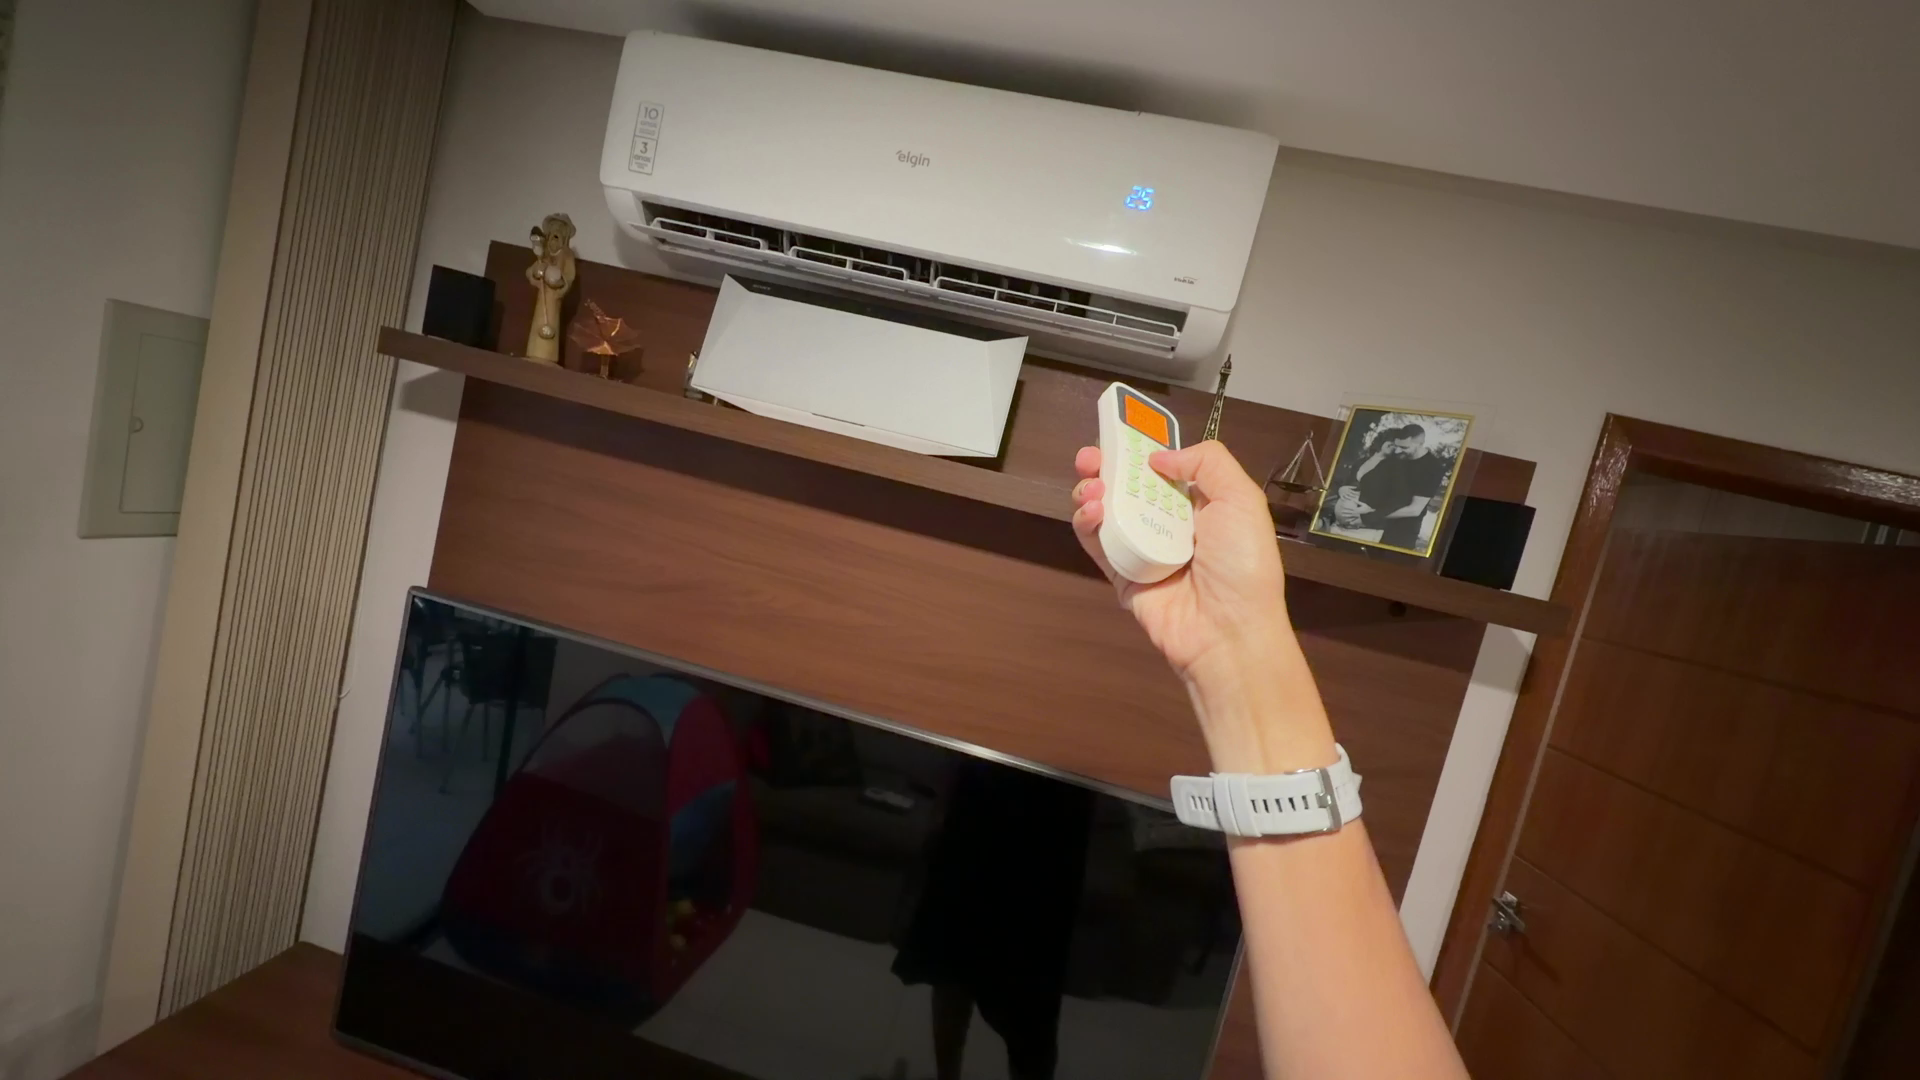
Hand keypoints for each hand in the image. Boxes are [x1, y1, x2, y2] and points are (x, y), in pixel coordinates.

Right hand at [1072, 442, 1332, 770]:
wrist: (1226, 631)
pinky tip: (1091, 510)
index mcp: (1199, 503)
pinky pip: (1096, 542)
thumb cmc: (1241, 564)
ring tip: (1092, 487)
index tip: (1119, 434)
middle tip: (1090, 456)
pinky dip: (1086, 522)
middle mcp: (1167, 521)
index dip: (1139, 448)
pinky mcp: (1119, 572)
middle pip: (1126, 484)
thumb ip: (1206, 462)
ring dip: (1091, 490)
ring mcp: (1140, 547)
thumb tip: (1158, 458)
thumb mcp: (1241, 500)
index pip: (1163, 466)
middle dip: (1105, 464)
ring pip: (1104, 509)